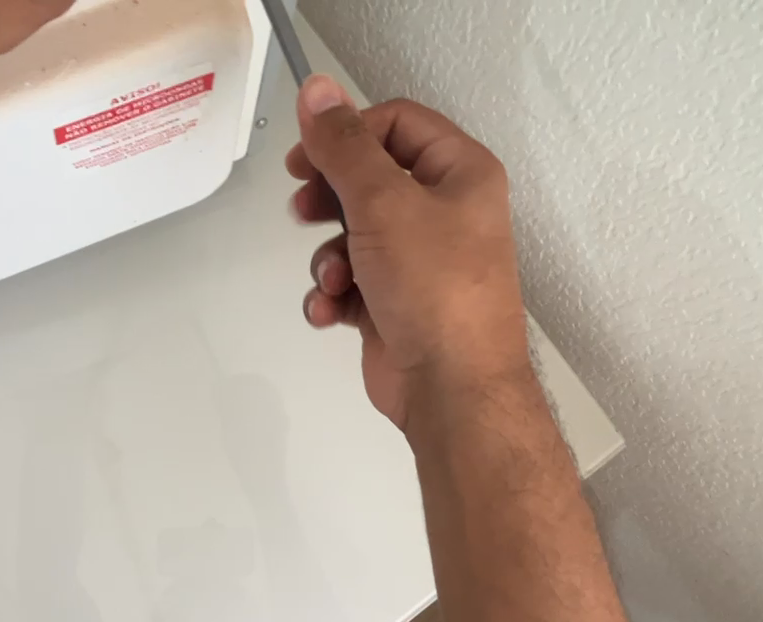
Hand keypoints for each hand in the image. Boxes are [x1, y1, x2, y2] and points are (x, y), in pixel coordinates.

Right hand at [287, 77, 528, 431]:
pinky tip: (329, 311)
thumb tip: (317, 93)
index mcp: (458, 174)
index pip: (396, 125)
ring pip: (351, 238)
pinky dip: (331, 297)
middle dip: (329, 201)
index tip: (304, 156)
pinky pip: (348, 285)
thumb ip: (343, 147)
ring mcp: (416, 265)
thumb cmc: (436, 292)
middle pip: (368, 182)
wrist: (450, 388)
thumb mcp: (383, 204)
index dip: (347, 134)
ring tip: (333, 280)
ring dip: (328, 259)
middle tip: (304, 209)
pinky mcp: (391, 307)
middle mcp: (441, 215)